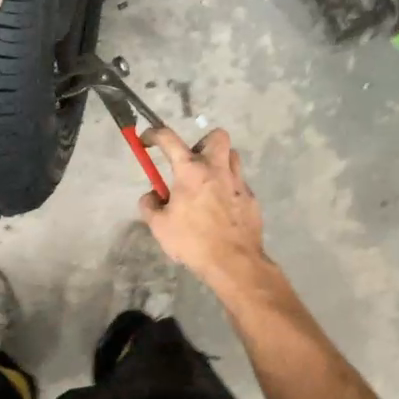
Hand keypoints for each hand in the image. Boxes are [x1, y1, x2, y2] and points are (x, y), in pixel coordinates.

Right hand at [138, 127, 268, 287]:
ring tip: (209, 184)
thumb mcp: (159, 227)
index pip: (168, 138)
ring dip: (220, 163)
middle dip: (203, 143)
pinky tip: (223, 208)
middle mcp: (216, 168)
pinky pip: (240, 183)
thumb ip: (150, 206)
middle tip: (193, 164)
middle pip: (216, 136)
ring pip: (232, 156)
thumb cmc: (193, 241)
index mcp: (190, 170)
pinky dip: (230, 189)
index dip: (154, 134)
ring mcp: (238, 182)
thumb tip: (151, 195)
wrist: (234, 264)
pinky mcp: (251, 199)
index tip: (147, 140)